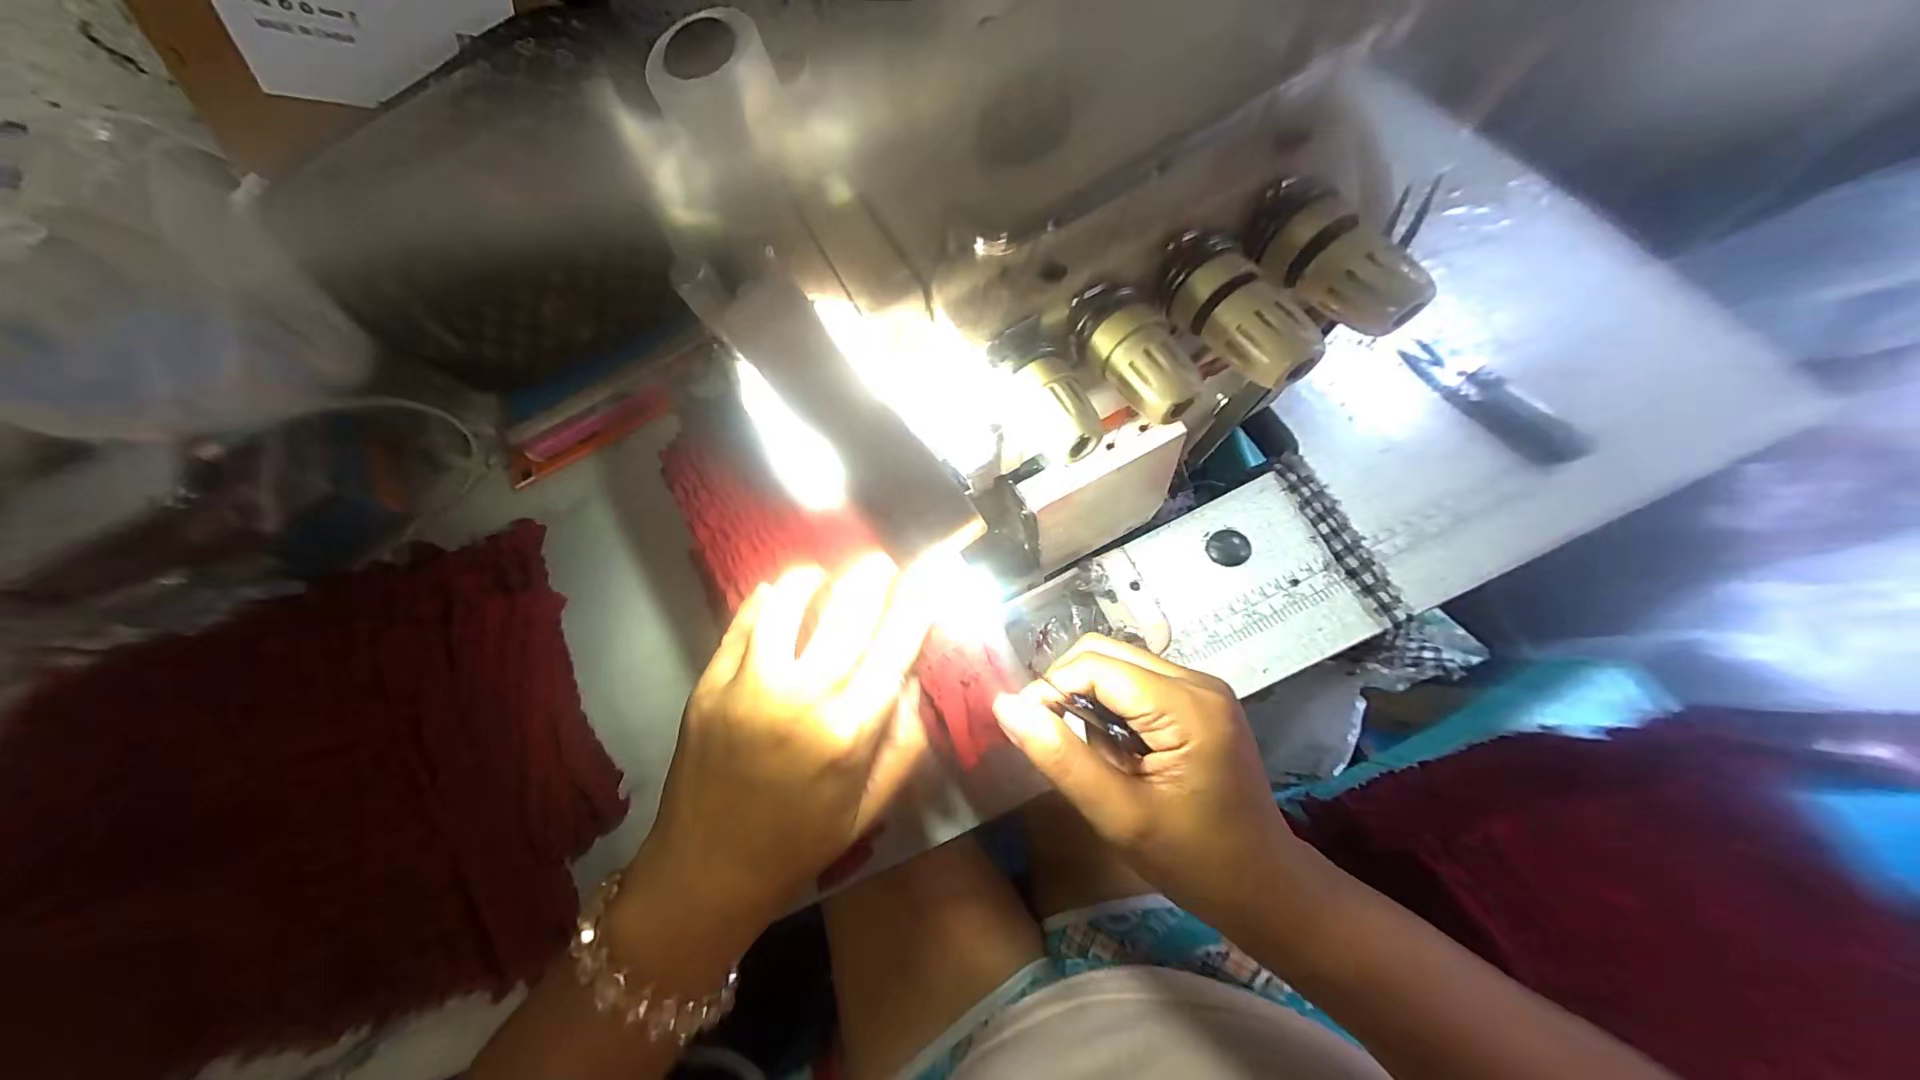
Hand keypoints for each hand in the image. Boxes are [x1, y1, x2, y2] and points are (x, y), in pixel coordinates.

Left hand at [636, 554, 934, 939]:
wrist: (706, 870)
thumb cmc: (801, 842)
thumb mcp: (871, 805)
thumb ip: (907, 741)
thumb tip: (919, 676)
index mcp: (848, 732)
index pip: (895, 646)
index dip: (917, 603)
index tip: (930, 573)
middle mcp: (801, 699)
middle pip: (847, 611)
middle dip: (872, 576)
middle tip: (881, 562)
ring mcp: (747, 687)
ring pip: (788, 601)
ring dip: (814, 577)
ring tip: (826, 576)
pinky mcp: (709, 684)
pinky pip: (743, 622)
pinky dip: (767, 599)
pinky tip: (780, 595)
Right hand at [992, 635, 1299, 919]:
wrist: (1264, 887)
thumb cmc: (1194, 861)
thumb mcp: (1117, 815)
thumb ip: (1060, 758)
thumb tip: (1006, 706)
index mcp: (1187, 706)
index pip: (1095, 665)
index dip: (1050, 689)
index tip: (1028, 731)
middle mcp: (1197, 681)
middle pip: (1106, 652)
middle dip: (1067, 688)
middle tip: (1054, 741)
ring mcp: (1201, 688)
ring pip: (1118, 663)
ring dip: (1088, 698)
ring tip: (1092, 754)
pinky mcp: (1198, 701)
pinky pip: (1136, 682)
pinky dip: (1110, 706)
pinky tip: (1116, 750)